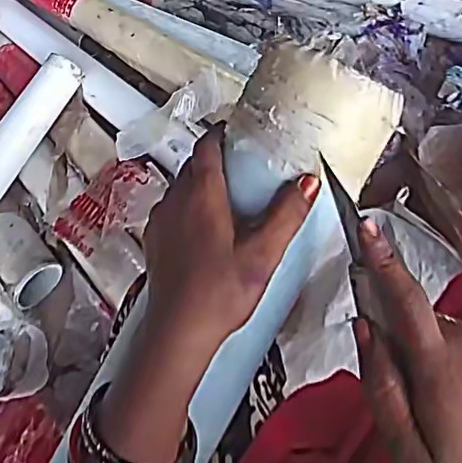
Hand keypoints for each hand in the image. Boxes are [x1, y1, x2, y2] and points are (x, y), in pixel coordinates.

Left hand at [141, 126, 318, 352]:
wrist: (178, 330)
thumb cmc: (219, 294)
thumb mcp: (264, 254)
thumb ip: (287, 215)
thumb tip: (306, 183)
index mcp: (201, 194)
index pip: (206, 145)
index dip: (220, 133)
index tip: (235, 132)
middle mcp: (175, 199)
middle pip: (193, 164)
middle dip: (215, 158)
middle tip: (241, 165)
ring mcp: (161, 219)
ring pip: (181, 186)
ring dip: (201, 184)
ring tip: (228, 198)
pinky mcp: (155, 238)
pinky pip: (172, 209)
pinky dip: (189, 207)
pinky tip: (207, 229)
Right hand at [353, 220, 461, 462]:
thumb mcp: (404, 447)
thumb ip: (379, 382)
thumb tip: (365, 328)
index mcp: (443, 367)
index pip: (407, 299)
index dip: (383, 258)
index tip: (365, 225)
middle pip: (410, 314)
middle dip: (391, 334)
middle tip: (395, 387)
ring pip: (426, 325)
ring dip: (412, 346)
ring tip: (422, 400)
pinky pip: (444, 333)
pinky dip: (431, 350)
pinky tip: (440, 392)